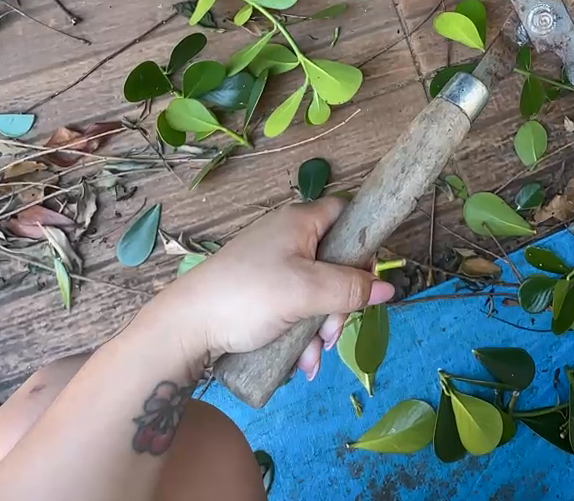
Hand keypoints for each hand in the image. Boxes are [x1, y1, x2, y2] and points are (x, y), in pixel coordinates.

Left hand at [137, 198, 394, 371]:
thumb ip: (351, 289)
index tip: (367, 276)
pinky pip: (294, 307)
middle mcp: (288, 236)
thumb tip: (388, 288)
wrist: (184, 328)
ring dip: (321, 326)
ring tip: (312, 358)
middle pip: (335, 261)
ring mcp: (272, 265)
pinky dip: (300, 332)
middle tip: (333, 331)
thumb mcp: (307, 292)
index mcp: (300, 221)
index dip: (363, 241)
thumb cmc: (249, 295)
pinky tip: (299, 361)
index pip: (346, 213)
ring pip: (316, 291)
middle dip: (340, 302)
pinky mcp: (259, 292)